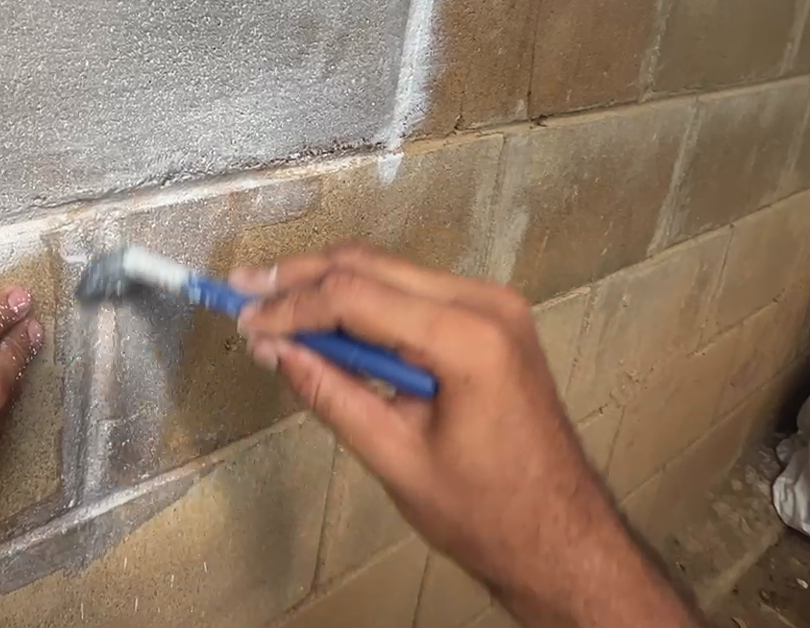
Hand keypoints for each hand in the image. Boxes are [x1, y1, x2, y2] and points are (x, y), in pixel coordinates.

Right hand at [234, 246, 694, 627]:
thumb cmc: (488, 515)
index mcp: (468, 339)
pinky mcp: (484, 314)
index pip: (354, 295)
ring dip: (322, 283)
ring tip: (269, 301)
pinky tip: (319, 316)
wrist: (568, 544)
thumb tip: (269, 346)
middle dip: (298, 277)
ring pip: (382, 268)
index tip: (244, 319)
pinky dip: (355, 298)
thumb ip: (327, 391)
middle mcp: (483, 302)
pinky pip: (404, 288)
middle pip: (367, 265)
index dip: (290, 305)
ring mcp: (489, 303)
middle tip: (242, 289)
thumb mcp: (393, 457)